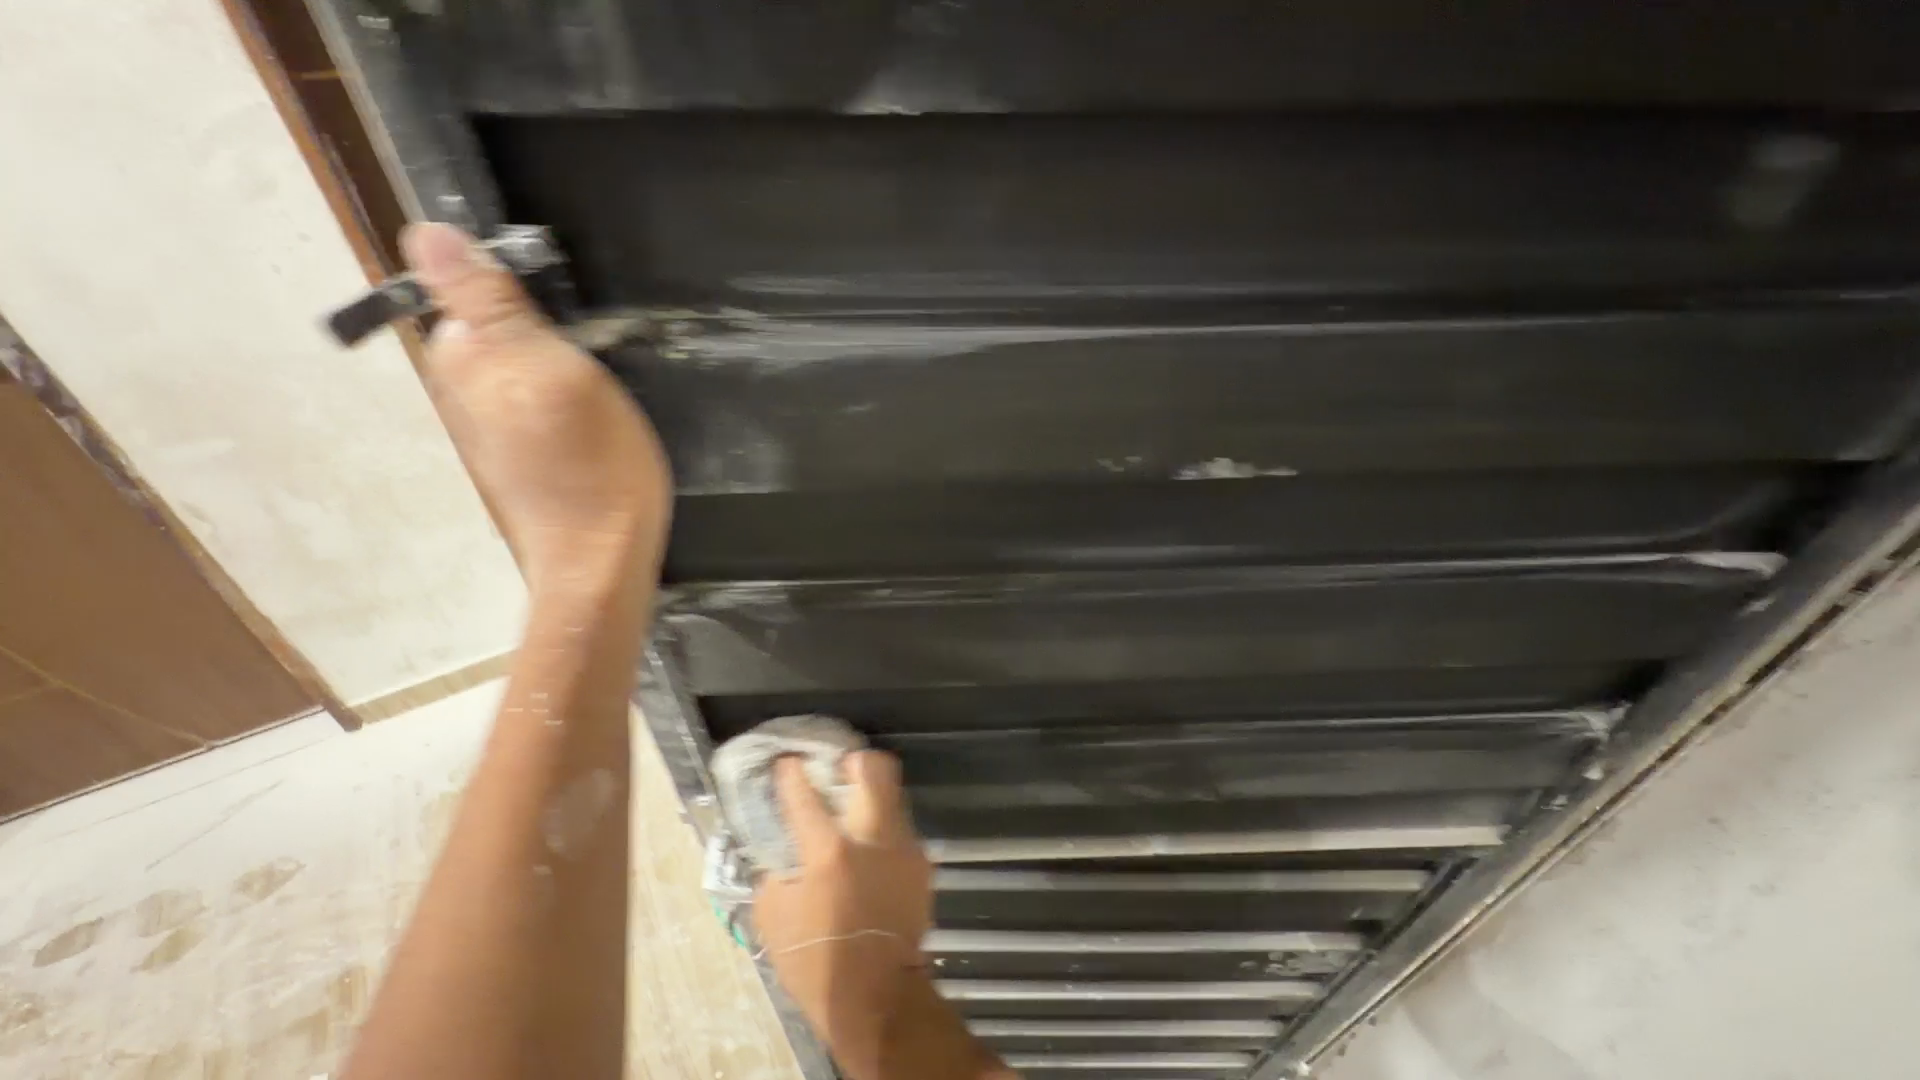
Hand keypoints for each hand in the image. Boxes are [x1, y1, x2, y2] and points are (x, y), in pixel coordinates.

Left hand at [400, 223, 672, 593]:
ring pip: (517, 361)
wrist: (600, 560)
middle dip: (539, 323)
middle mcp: (461, 389)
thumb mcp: (552, 371)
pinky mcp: (517, 452)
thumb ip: (492, 305)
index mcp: (462, 360)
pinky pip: (532, 397)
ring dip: (556, 359)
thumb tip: (428, 233)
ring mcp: (489, 427)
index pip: (469, 284)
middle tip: (596, 349)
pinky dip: (562, 394)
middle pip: (493, 323)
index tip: (568, 307)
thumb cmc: (590, 464)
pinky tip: (593, 416)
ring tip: (599, 386)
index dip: (519, 283)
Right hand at [754, 752, 933, 1078]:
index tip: (788, 761)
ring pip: (894, 794)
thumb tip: (780, 852)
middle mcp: (872, 837)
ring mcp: (904, 849)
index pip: (804, 793)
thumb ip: (774, 873)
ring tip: (857, 806)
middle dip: (855, 760)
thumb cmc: (817, 961)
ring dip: (875, 793)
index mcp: (829, 850)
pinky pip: (903, 830)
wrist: (877, 996)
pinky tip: (873, 848)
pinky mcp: (922, 866)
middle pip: (873, 769)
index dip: (792, 771)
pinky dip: (886, 828)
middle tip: (840, 768)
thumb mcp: (774, 918)